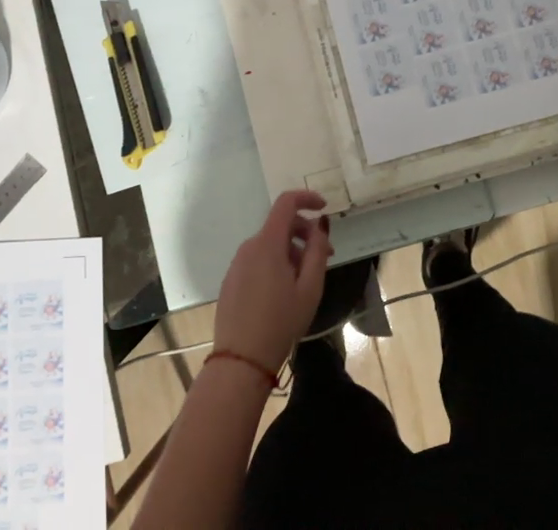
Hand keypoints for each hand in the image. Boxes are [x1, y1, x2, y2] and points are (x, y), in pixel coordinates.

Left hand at [212, 190, 332, 375]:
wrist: (241, 359)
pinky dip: (275, 263)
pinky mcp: (231, 280)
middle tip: (326, 256)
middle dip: (305, 233)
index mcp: (268, 244)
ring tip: (306, 279)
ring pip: (269, 245)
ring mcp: (236, 264)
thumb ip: (318, 251)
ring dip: (292, 251)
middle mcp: (248, 247)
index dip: (307, 198)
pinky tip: (284, 291)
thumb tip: (320, 226)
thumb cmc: (281, 321)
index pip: (286, 203)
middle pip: (280, 225)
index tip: (325, 207)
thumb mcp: (310, 287)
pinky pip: (257, 260)